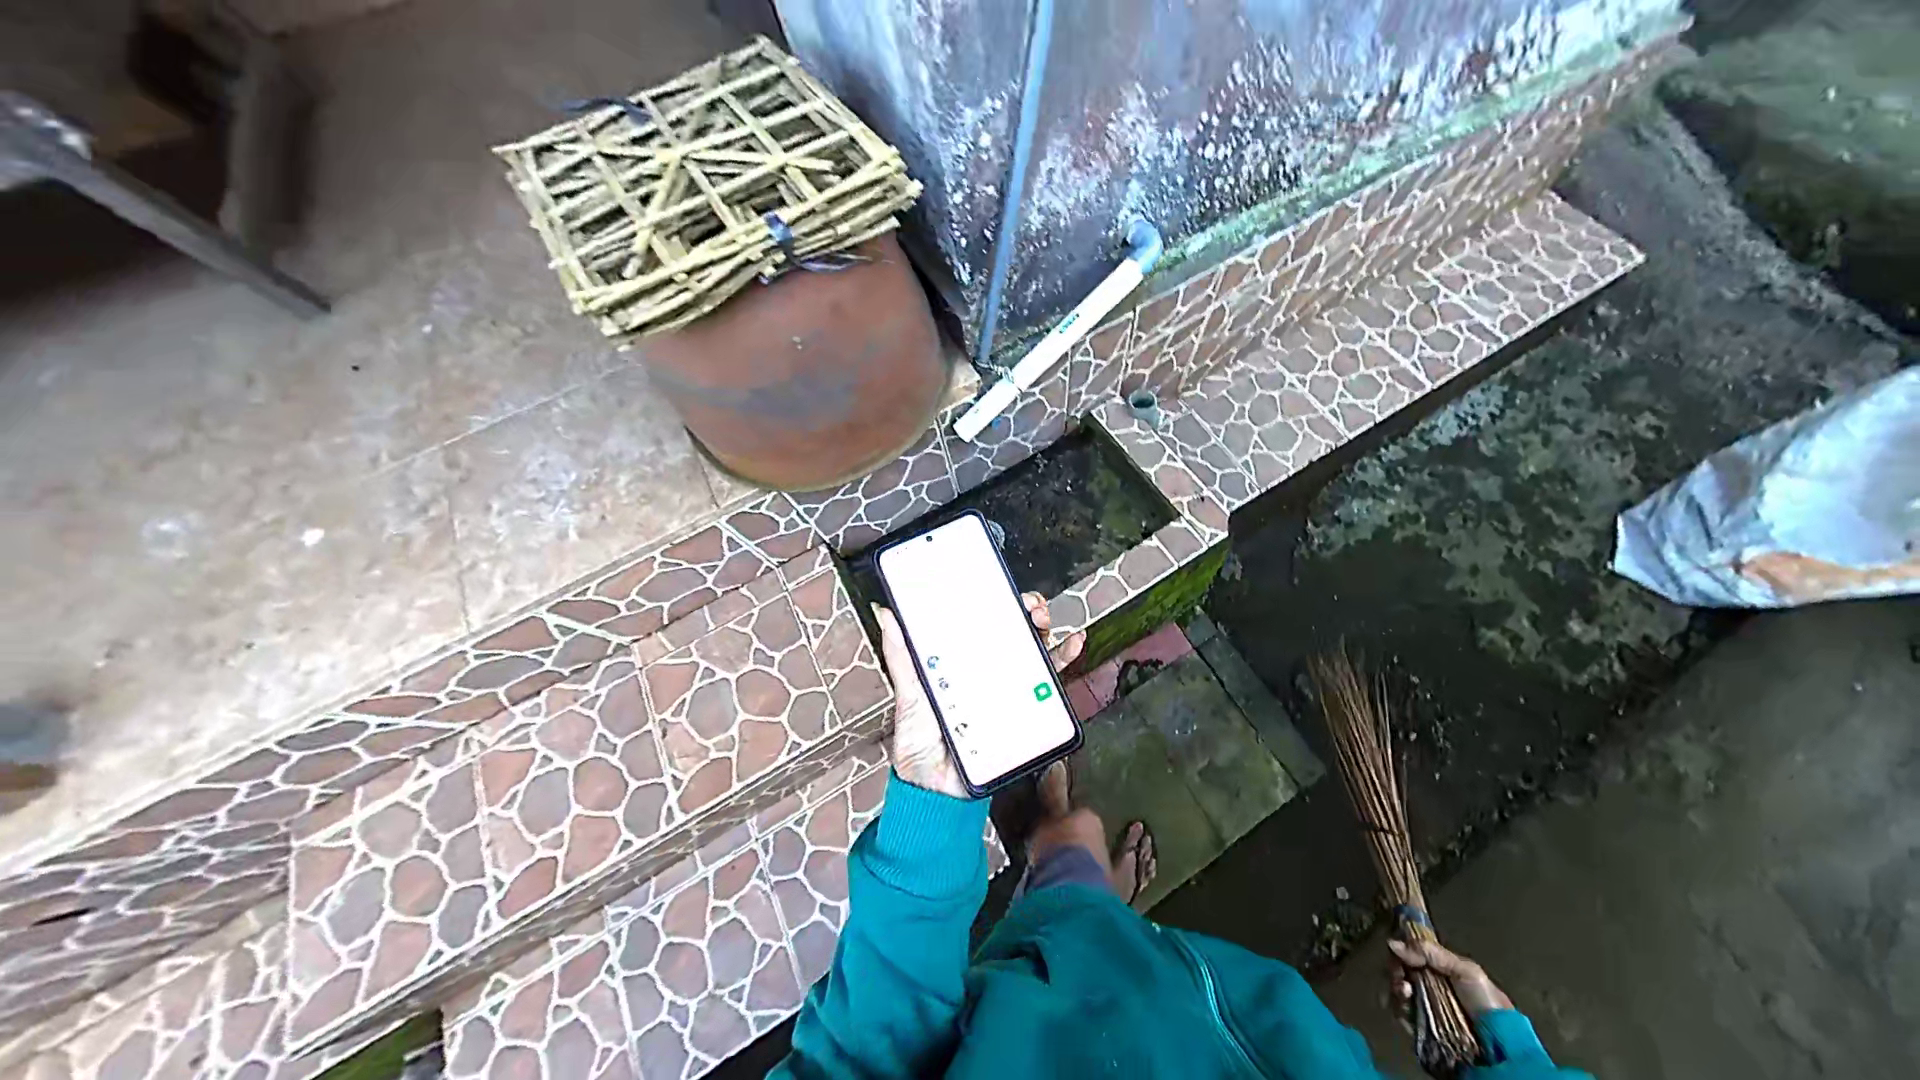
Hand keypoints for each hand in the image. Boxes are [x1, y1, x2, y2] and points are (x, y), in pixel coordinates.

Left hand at [873, 593, 1084, 798]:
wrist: (937, 788)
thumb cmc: (919, 742)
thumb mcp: (909, 693)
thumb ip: (901, 655)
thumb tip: (886, 614)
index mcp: (959, 662)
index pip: (980, 625)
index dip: (993, 603)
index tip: (1000, 589)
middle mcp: (985, 671)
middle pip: (1011, 633)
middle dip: (1024, 612)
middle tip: (1029, 606)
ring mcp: (1007, 689)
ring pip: (1033, 651)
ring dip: (1045, 629)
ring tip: (1045, 618)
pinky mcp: (1025, 710)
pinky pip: (1050, 684)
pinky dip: (1065, 661)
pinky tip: (1073, 644)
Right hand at [1388, 938, 1513, 1015]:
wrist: (1500, 1043)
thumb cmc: (1486, 1002)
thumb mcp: (1467, 971)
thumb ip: (1433, 953)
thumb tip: (1392, 942)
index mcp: (1437, 969)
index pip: (1408, 954)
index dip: (1400, 952)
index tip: (1398, 954)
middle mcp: (1426, 985)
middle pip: (1398, 970)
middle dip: (1394, 970)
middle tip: (1401, 977)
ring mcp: (1422, 1006)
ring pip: (1395, 989)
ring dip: (1395, 988)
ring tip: (1405, 991)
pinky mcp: (1419, 1026)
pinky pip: (1399, 1012)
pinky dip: (1398, 1006)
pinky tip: (1405, 1004)